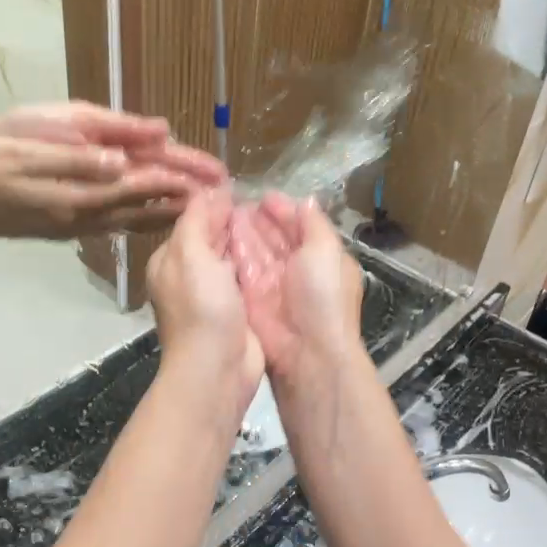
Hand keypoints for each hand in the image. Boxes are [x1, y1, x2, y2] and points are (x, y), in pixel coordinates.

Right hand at [0, 134, 199, 238]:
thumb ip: (77, 157)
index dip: (175, 178)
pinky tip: (152, 214)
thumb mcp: (24, 149)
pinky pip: (115, 222)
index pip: (139, 186)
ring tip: (199, 201)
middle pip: (144, 206)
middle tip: (219, 188)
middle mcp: (83, 217)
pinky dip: (141, 216)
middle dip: (182, 196)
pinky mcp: (64, 225)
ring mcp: (74, 225)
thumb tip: (125, 161)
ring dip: (167, 209)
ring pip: (132, 219)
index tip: (210, 175)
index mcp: (77, 195)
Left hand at [148, 189, 263, 407]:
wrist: (219, 368)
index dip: (213, 200)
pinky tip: (282, 249)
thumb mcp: (191, 255)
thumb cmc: (202, 308)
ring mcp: (216, 293)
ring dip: (252, 239)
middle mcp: (191, 274)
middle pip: (214, 235)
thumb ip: (197, 219)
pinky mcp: (240, 308)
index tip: (241, 183)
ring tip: (279, 218)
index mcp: (171, 259)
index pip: (192, 219)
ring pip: (235, 255)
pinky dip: (263, 263)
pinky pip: (251, 276)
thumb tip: (211, 190)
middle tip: (266, 200)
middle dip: (235, 219)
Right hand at [228, 193, 363, 385]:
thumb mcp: (327, 251)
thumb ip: (315, 224)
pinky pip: (240, 268)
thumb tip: (308, 201)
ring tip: (224, 209)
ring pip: (254, 250)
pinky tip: (220, 230)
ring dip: (242, 230)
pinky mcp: (250, 298)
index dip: (283, 211)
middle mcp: (296, 270)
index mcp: (320, 258)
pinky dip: (231, 249)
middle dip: (259, 219)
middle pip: (274, 238)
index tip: (264, 196)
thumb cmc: (323, 296)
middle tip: (237, 199)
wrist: (308, 351)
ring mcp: (272, 284)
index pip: (299, 227)